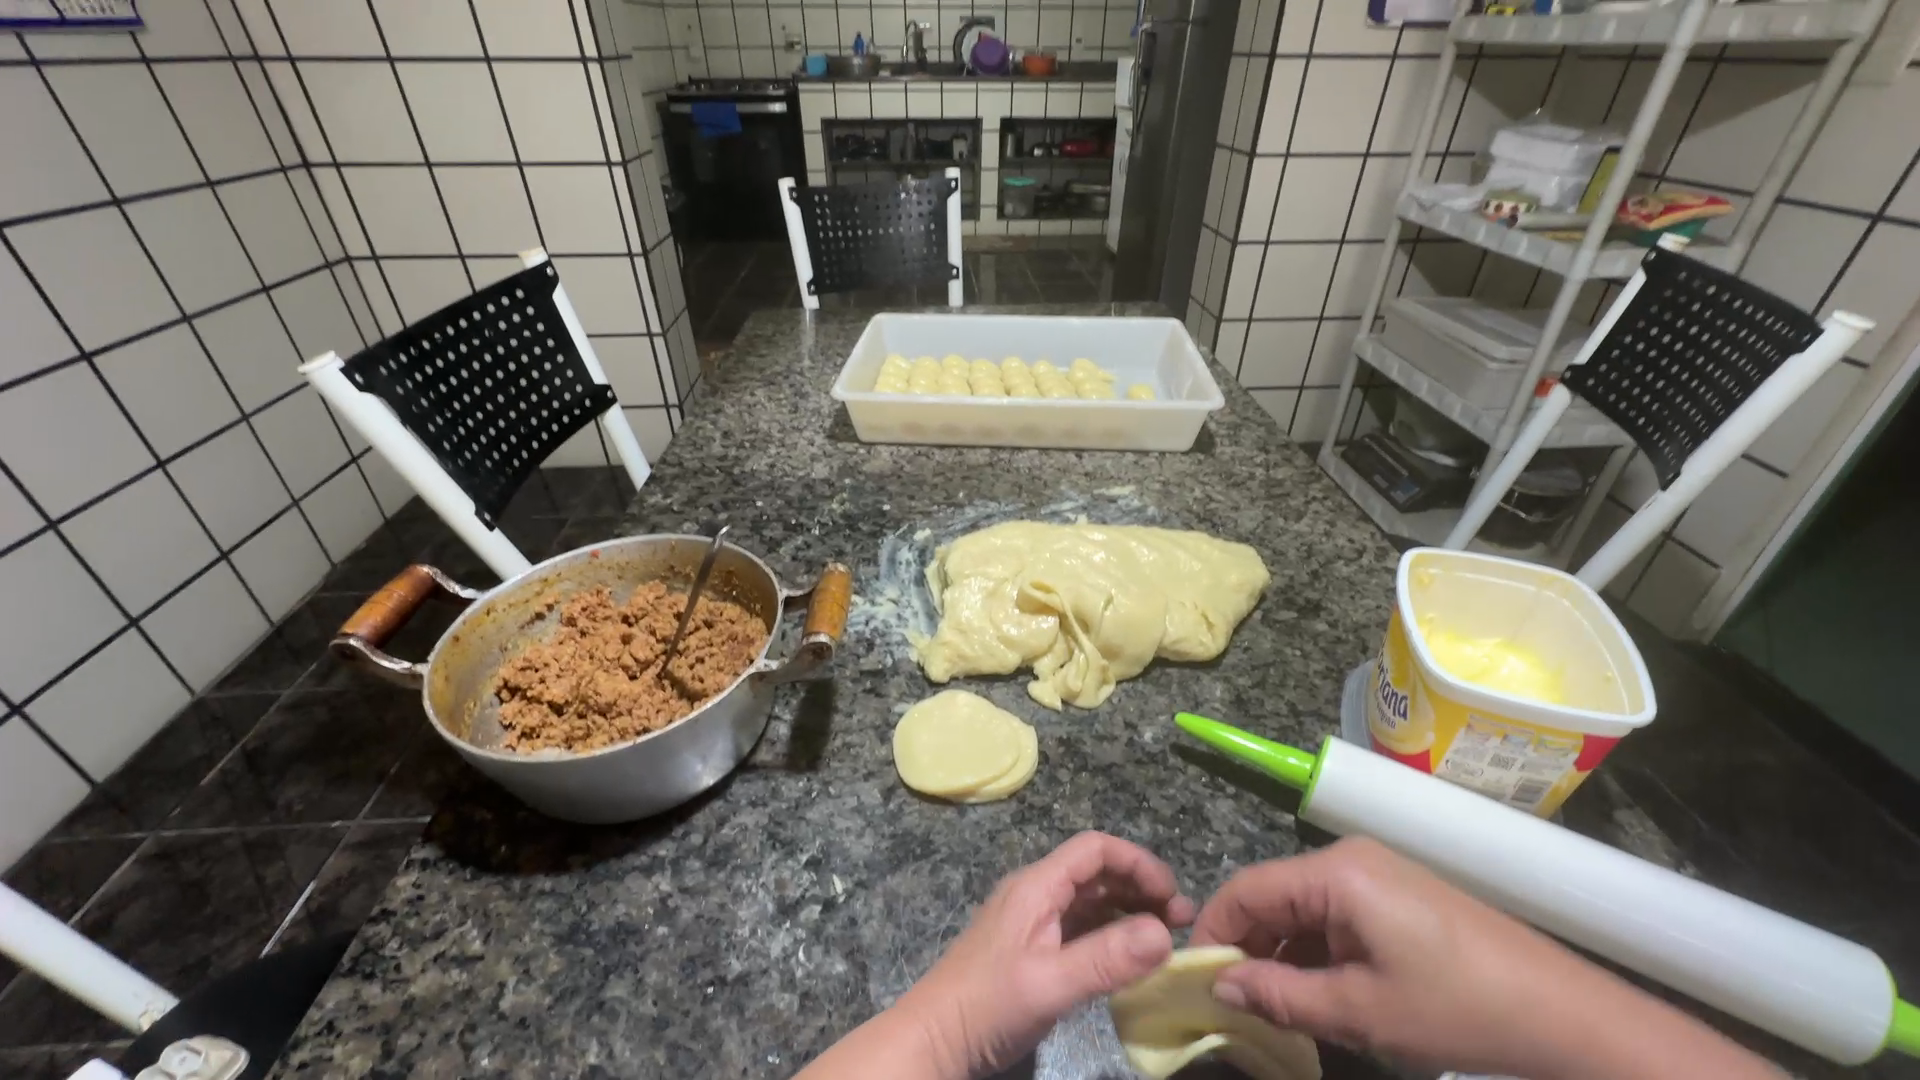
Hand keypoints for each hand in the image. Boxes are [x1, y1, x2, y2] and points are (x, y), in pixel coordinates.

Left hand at [898, 831, 1196, 1078]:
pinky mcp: (1035, 948)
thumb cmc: (988, 1004)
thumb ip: (1106, 958)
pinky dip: (1112, 934)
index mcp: (1037, 886)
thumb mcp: (1050, 984)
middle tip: (1182, 920)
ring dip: (1130, 911)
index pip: (1095, 849)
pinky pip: (1082, 927)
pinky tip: (1133, 958)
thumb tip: (1165, 933)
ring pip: (1092, 899)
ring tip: (1168, 938)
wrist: (935, 1037)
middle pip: (1097, 871)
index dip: (1138, 862)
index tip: (1172, 896)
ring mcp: (1035, 920)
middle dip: (1141, 886)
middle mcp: (1037, 893)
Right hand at [1191, 837, 1776, 1079]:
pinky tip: (1321, 995)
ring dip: (1284, 955)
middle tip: (1235, 1003)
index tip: (1196, 980)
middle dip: (1249, 947)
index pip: (1247, 890)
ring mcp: (1376, 875)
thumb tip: (1220, 988)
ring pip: (1303, 910)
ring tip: (1276, 1008)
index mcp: (1335, 872)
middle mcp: (1348, 860)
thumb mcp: (1361, 1012)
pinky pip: (1335, 917)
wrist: (1572, 1018)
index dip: (1215, 932)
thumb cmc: (1459, 1009)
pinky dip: (1318, 953)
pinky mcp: (1398, 897)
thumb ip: (1281, 995)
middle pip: (1273, 897)